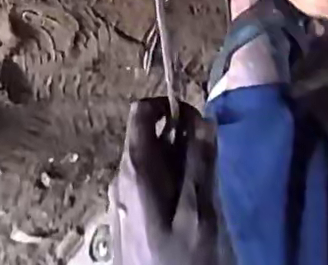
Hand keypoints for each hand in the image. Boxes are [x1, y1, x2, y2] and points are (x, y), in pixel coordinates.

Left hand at [109, 97, 221, 264]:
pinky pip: (144, 185)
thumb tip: (204, 119)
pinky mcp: (125, 221)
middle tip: (207, 161)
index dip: (170, 107)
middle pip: (146, 136)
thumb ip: (200, 164)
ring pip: (147, 162)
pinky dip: (166, 183)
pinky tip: (186, 210)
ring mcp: (119, 201)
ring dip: (175, 163)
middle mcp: (119, 178)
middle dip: (178, 139)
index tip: (198, 123)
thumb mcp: (198, 216)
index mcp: (133, 170)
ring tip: (201, 188)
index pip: (141, 111)